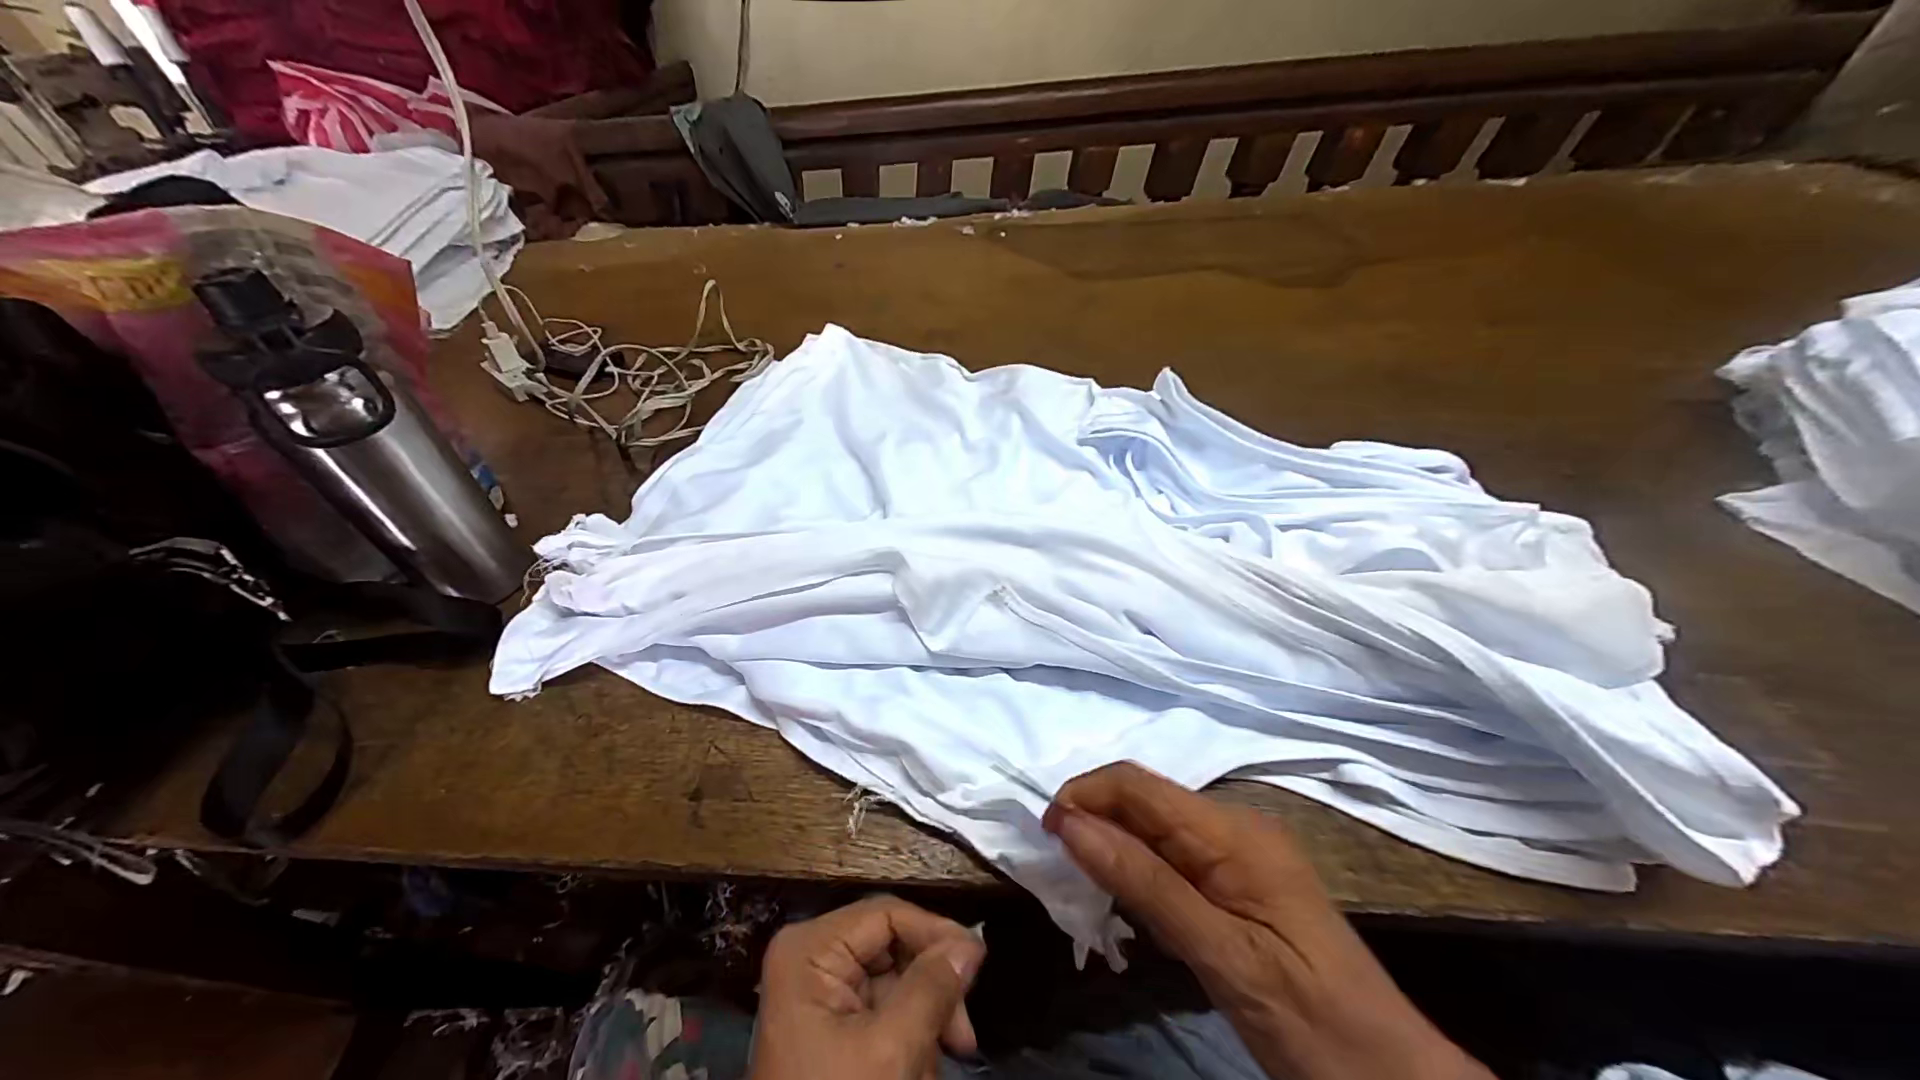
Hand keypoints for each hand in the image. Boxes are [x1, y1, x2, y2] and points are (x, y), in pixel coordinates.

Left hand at [749, 894, 986, 1079]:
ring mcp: (819, 989)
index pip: (887, 914)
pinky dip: (908, 1035)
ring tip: (939, 1061)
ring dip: (925, 1018)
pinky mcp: (830, 1021)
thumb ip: (933, 988)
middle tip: (962, 1035)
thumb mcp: (891, 1049)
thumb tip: (971, 944)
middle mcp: (811, 956)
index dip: (936, 933)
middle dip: (932, 987)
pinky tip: (918, 1070)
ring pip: (894, 979)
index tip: (978, 963)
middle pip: (893, 945)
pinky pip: (882, 1009)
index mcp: (810, 948)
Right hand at [1044, 762, 1492, 1079]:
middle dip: (1094, 818)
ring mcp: (1239, 853)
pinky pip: (1173, 856)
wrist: (1391, 1074)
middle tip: (1059, 868)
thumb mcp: (1220, 954)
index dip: (1085, 795)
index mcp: (1233, 832)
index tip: (1045, 835)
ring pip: (1155, 827)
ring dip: (1112, 845)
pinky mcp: (1238, 880)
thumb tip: (1070, 823)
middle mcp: (1234, 826)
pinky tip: (1125, 901)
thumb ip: (1144, 883)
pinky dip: (1138, 869)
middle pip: (1145, 799)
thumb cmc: (1309, 1018)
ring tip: (1083, 886)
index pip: (1138, 784)